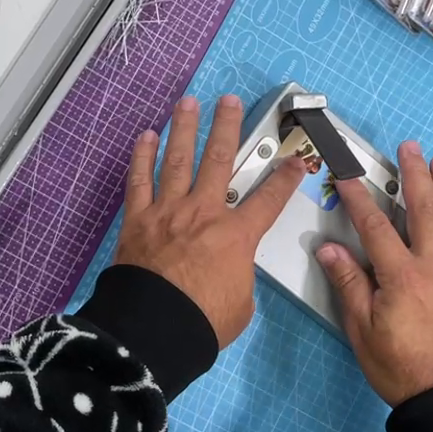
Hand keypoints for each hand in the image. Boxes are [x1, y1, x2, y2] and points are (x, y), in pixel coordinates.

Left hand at [115, 95, 302, 346]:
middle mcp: (203, 213)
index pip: (269, 200)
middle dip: (228, 128)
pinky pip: (139, 180)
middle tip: (230, 101)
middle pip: (219, 160)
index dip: (285, 178)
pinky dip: (141, 157)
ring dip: (184, 128)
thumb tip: (230, 268)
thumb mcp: (240, 303)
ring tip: (188, 103)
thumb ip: (239, 275)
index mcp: (236, 236)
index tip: (295, 160)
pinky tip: (145, 136)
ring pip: (178, 159)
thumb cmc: (203, 322)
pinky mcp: (137, 218)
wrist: (154, 330)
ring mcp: (168, 211)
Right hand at [317, 143, 432, 405]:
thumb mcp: (362, 330)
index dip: (359, 200)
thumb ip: (349, 285)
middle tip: (410, 147)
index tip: (346, 175)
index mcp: (402, 277)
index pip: (376, 228)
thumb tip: (329, 248)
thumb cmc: (399, 367)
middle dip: (415, 177)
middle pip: (425, 212)